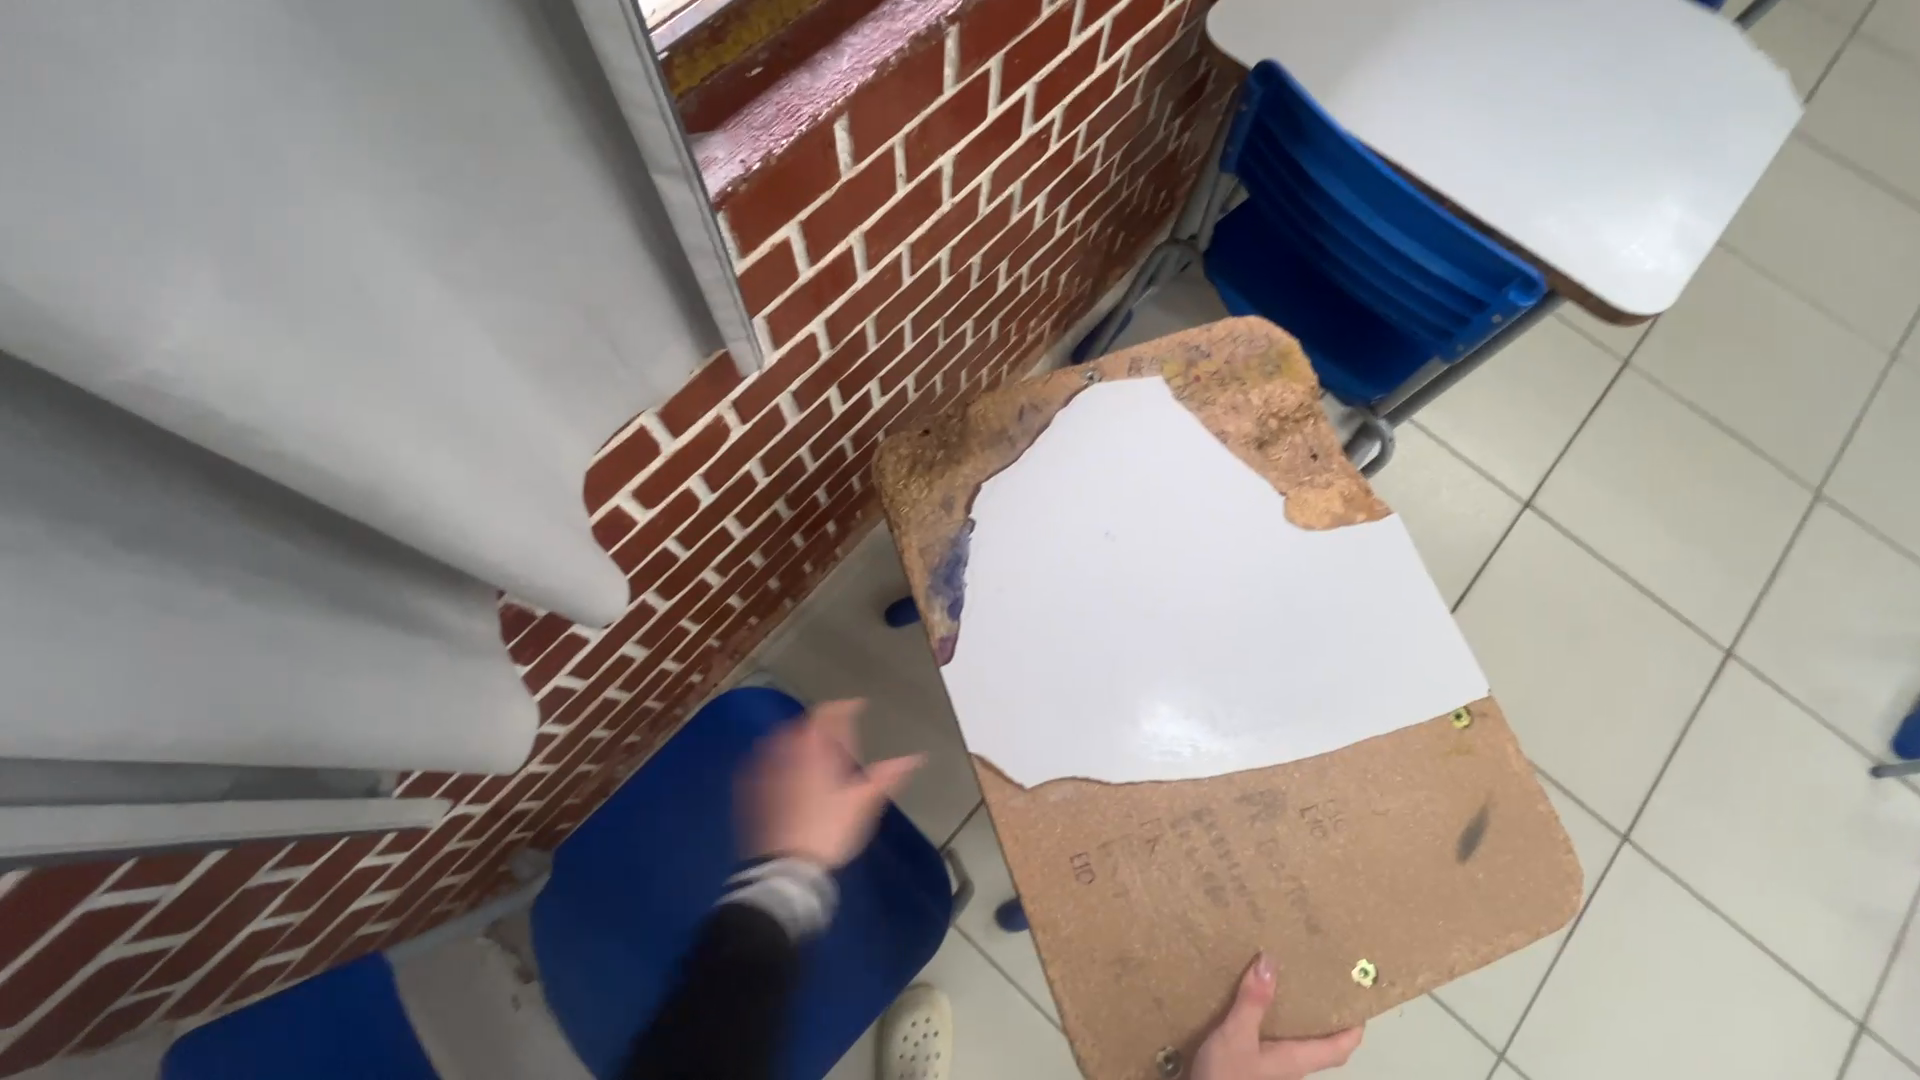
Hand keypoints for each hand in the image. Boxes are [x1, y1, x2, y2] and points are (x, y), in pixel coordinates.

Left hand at [740, 699, 922, 868]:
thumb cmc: (829, 830)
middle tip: (837, 730)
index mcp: (815, 751)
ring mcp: (766, 773)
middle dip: (820, 723)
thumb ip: (887, 776)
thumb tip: (917, 758)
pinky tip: (783, 770)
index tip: (858, 706)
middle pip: (802, 726)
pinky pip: (764, 764)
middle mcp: (787, 755)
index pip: (826, 714)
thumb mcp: (863, 803)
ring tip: (812, 747)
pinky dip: (778, 759)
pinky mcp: (752, 793)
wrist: (787, 868)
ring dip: (798, 739)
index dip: (843, 707)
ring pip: (781, 743)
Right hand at [1192, 954, 1363, 1079]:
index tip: (1359, 1005)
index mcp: (1295, 1060)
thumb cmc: (1227, 1077)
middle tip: (1318, 986)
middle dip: (1324, 1021)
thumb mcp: (1236, 1036)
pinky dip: (1271, 1025)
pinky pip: (1270, 1044)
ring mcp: (1270, 1071)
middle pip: (1319, 1047)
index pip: (1337, 1050)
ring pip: (1294, 1046)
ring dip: (1296, 1021)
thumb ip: (1253, 1002)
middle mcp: (1289, 1068)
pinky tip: (1250, 1010)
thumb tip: (1270, 960)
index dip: (1352, 1031)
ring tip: (1284, 988)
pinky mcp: (1250, 1069)